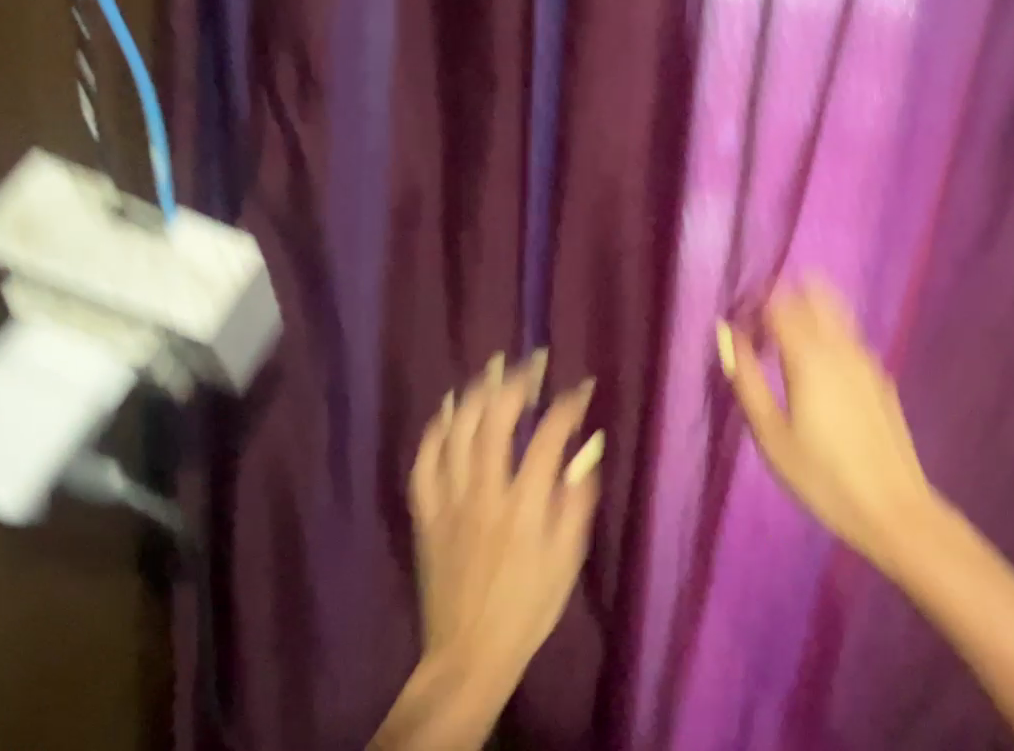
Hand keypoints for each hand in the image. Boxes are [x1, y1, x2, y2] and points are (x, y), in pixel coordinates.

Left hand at [408, 352, 604, 690]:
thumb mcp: (567, 557)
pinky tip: (447, 409)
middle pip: (495, 420)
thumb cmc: (530, 605)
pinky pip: (424, 462)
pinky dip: (435, 430)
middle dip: (516, 382)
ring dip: (474, 394)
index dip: (568, 404)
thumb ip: (577, 498)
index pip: (549, 436)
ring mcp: (449, 501)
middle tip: (533, 361)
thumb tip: (589, 446)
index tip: (582, 386)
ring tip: (492, 369)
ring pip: (456, 432)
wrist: (470, 652)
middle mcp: (484, 492)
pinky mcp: (426, 514)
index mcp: (525, 504)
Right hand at [718, 279, 937, 570]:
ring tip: (782, 349)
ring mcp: (867, 359)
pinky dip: (826, 337)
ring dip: (806, 315)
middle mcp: (841, 346)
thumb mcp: (770, 436)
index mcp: (809, 356)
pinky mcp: (880, 378)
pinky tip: (814, 375)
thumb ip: (747, 380)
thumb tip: (729, 337)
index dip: (752, 304)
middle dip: (784, 298)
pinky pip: (847, 339)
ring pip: (835, 312)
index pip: (778, 301)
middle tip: (760, 329)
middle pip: (814, 293)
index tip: (737, 326)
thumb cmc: (821, 478)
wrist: (892, 508)